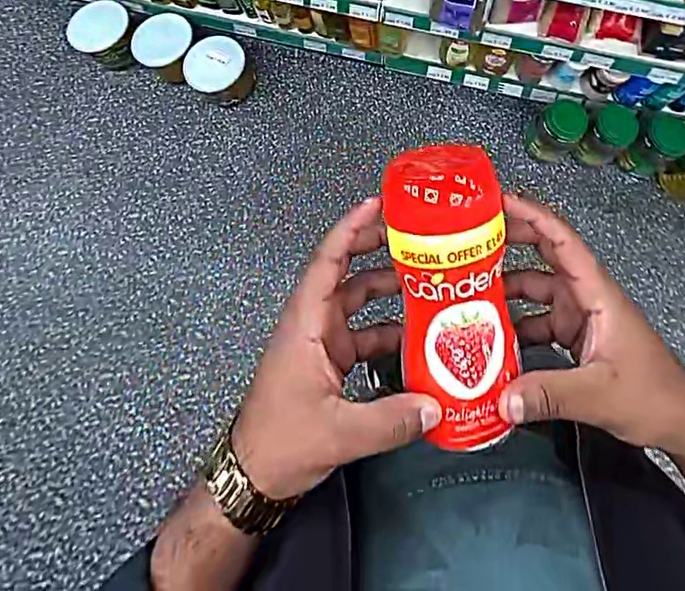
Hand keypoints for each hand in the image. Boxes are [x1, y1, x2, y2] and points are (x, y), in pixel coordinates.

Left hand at [231, 198, 440, 498]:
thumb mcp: (338, 433)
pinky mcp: (330, 359)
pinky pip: (366, 330)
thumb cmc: (275, 446)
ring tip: (424, 281)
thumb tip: (434, 406)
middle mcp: (313, 323)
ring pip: (359, 299)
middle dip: (378, 247)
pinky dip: (390, 327)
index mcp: (306, 324)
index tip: (377, 205)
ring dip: (389, 288)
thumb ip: (391, 420)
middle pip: (347, 269)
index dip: (351, 228)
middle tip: (413, 235)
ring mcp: (322, 340)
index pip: (328, 260)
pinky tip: (416, 336)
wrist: (250, 479)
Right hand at [498, 193, 684, 452]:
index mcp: (597, 291)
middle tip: (473, 238)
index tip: (502, 201)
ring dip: (506, 288)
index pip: (562, 240)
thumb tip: (503, 398)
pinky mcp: (576, 334)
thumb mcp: (599, 394)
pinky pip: (537, 318)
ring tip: (471, 291)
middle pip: (545, 254)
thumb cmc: (654, 394)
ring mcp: (581, 314)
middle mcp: (586, 295)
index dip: (532, 215)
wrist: (679, 419)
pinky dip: (515, 323)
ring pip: (537, 288)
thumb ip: (549, 395)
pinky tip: (493, 337)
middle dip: (511, 241)